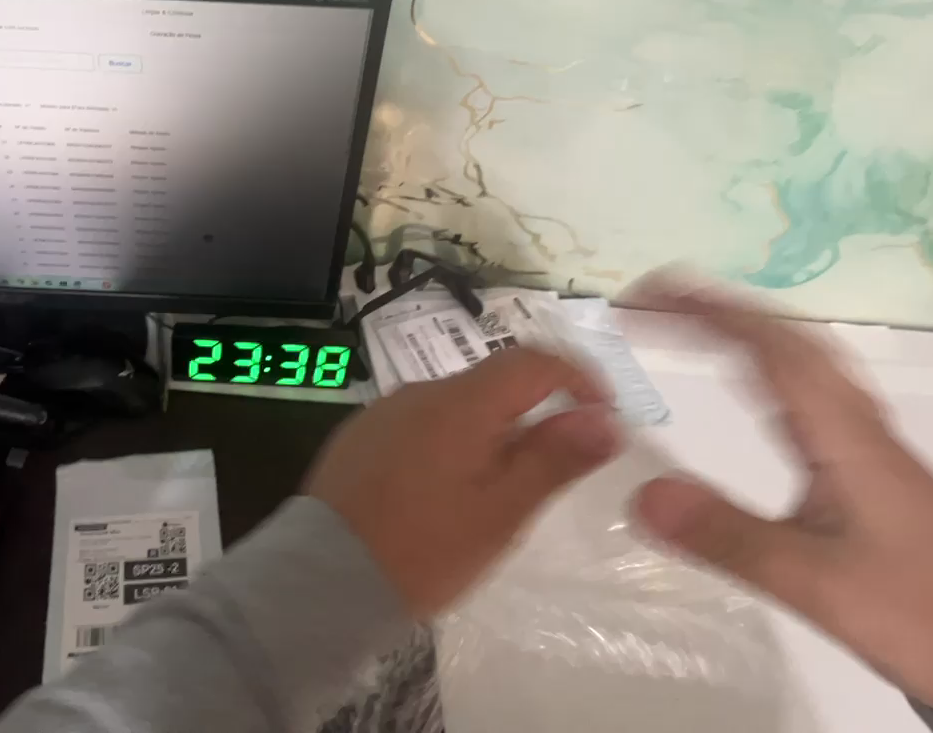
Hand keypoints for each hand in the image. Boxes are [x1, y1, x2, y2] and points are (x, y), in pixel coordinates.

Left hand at [304, 349, 619, 618]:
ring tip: (493, 491)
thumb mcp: (501, 512)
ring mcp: (384, 410)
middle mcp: (419, 392)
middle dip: (531, 413)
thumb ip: (552, 459)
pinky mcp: (361, 432)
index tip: (602, 410)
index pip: (529, 360)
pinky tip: (441, 489)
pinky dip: (447, 441)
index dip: (575, 375)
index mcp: (459, 403)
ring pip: (454, 405)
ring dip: (487, 431)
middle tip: (548, 471)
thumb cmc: (425, 548)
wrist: (327, 572)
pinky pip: (420, 422)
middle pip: (490, 383)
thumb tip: (605, 418)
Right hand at [626, 277, 932, 720]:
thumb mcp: (819, 586)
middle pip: (789, 341)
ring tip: (688, 325)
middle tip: (655, 300)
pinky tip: (749, 389)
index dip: (706, 313)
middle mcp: (858, 426)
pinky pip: (810, 394)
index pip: (770, 350)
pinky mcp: (872, 471)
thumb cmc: (931, 619)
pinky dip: (766, 368)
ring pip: (804, 363)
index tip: (647, 298)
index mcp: (845, 436)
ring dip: (744, 331)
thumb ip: (727, 537)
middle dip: (719, 309)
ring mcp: (869, 447)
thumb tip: (637, 489)